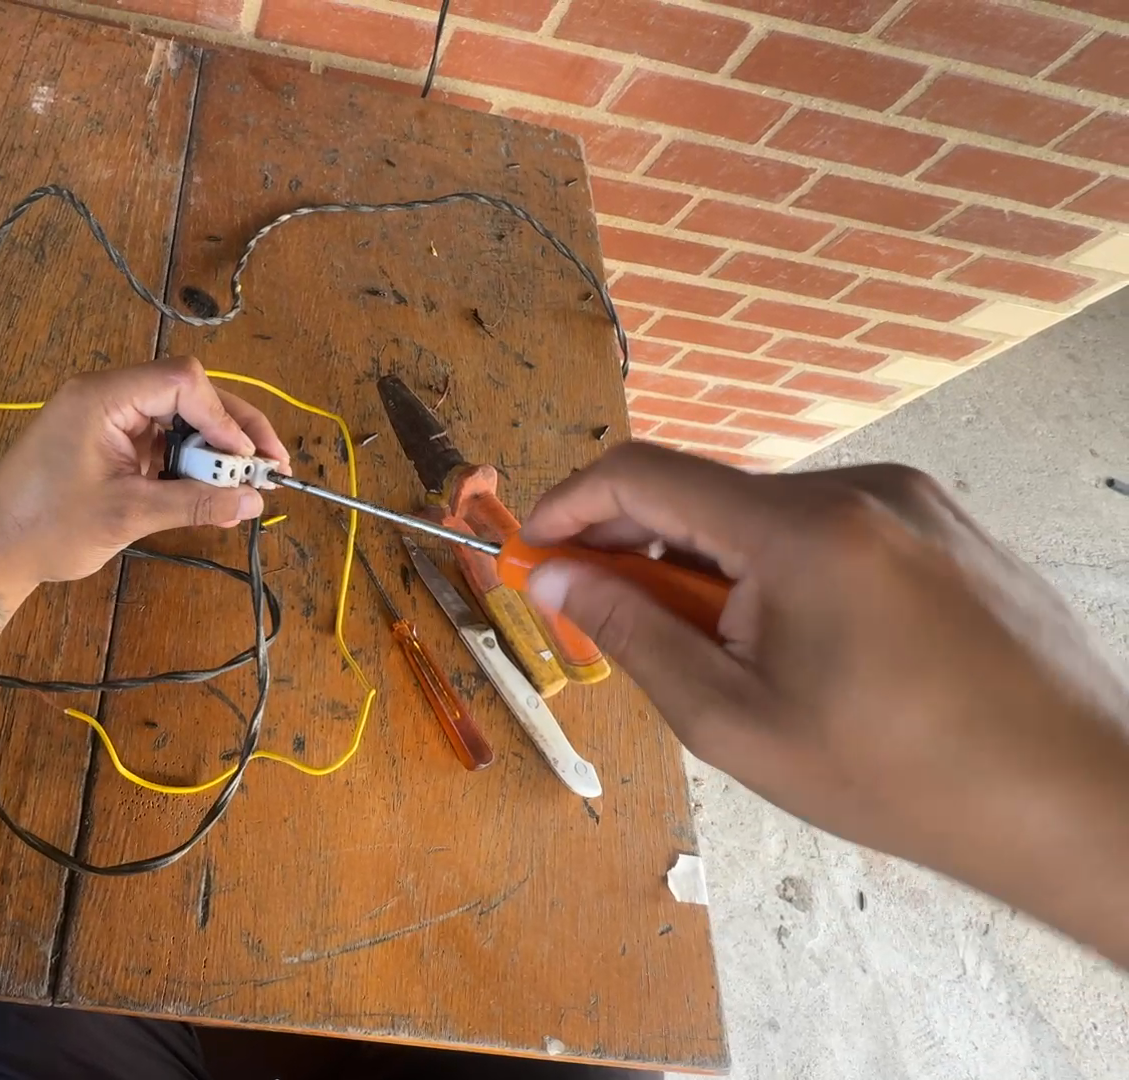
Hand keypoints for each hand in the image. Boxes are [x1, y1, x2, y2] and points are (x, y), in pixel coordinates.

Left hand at [0, 357, 289, 591]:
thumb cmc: (47, 528)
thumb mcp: (128, 515)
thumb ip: (194, 503)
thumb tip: (254, 502)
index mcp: (103, 397)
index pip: (181, 381)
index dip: (223, 417)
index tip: (246, 460)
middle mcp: (108, 398)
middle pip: (187, 395)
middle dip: (231, 430)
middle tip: (270, 466)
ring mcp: (109, 423)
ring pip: (179, 421)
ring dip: (213, 452)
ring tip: (247, 486)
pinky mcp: (109, 447)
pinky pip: (161, 445)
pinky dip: (188, 466)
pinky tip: (213, 493)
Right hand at [522, 443, 1128, 961]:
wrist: (1101, 813)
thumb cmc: (898, 777)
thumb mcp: (727, 718)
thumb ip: (625, 631)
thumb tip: (550, 575)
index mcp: (803, 531)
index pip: (639, 475)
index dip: (566, 505)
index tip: (531, 551)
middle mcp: (856, 490)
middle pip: (690, 493)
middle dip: (623, 545)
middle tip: (592, 608)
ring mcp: (904, 502)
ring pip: (743, 510)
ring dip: (687, 561)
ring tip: (693, 638)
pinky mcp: (931, 524)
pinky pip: (801, 524)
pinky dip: (748, 564)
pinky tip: (764, 630)